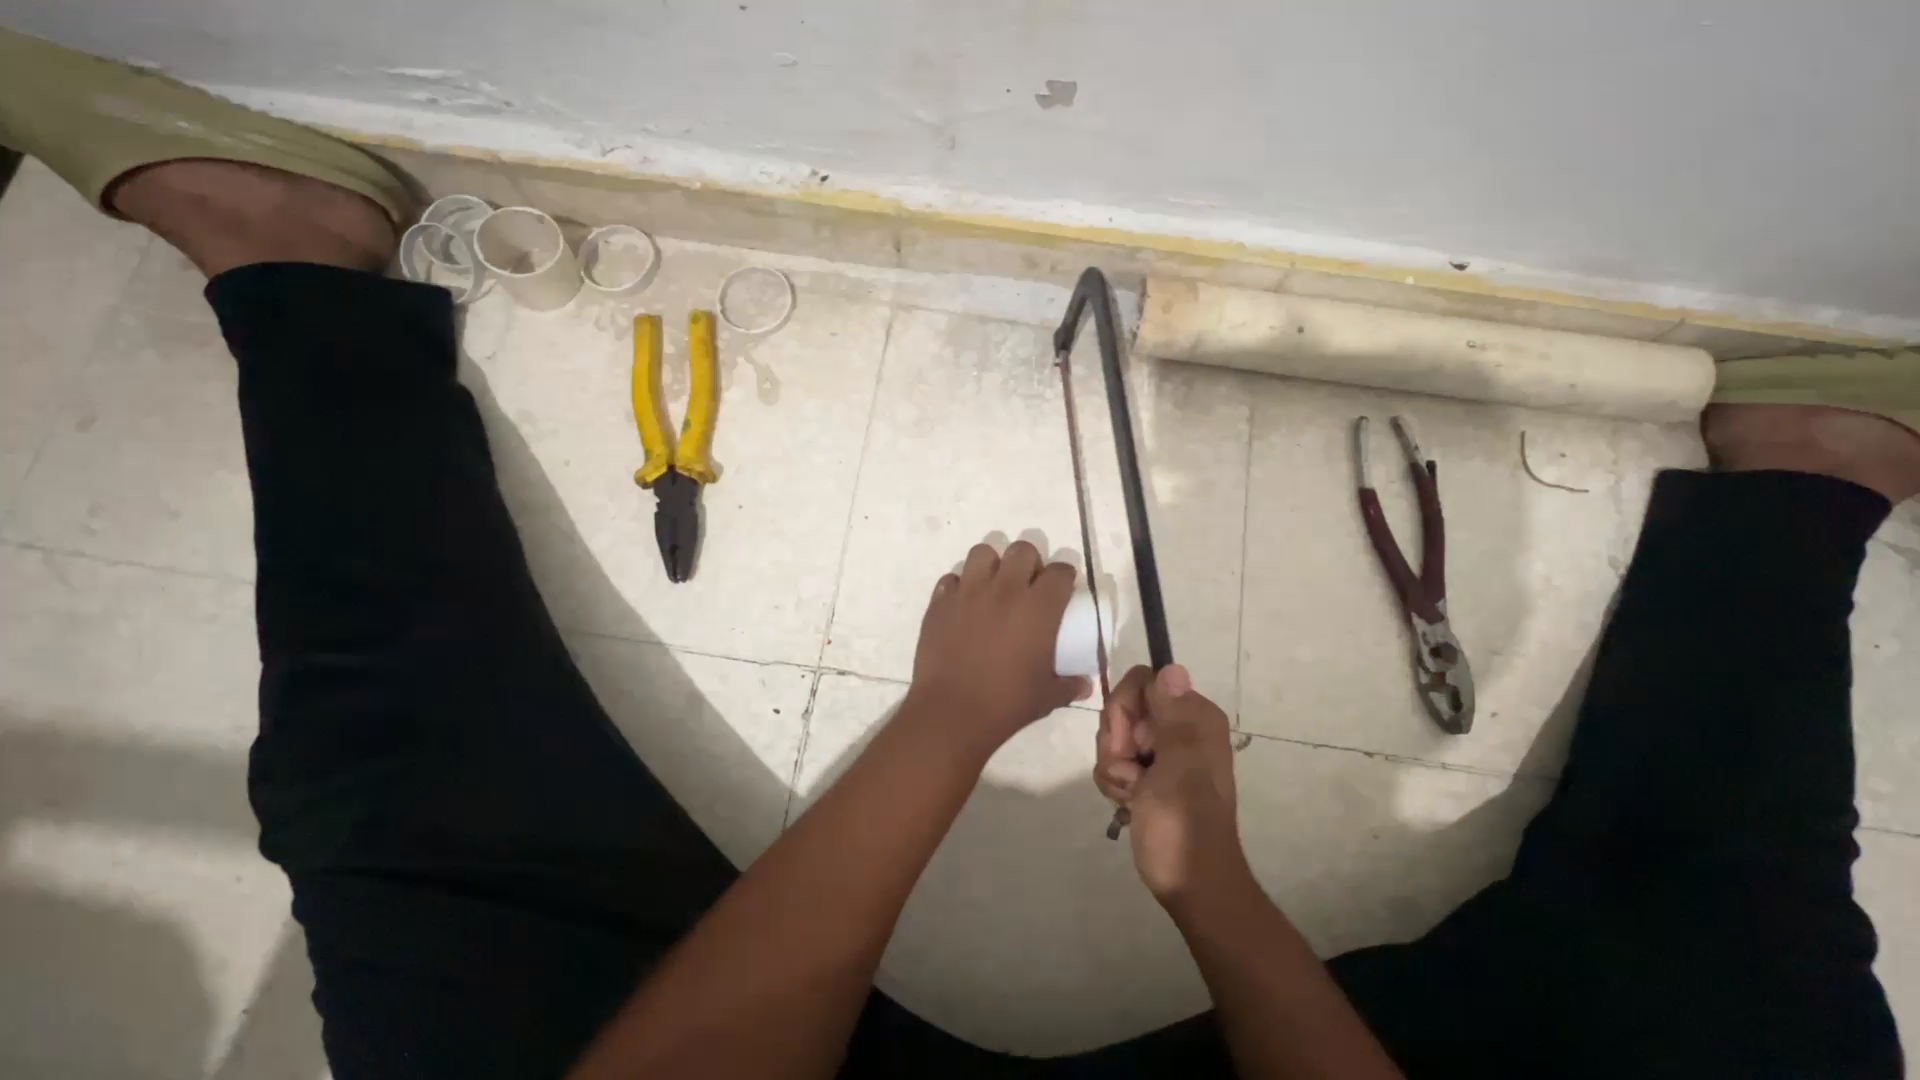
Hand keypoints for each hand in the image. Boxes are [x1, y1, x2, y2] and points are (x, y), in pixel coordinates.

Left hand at [907, 541, 1090, 753]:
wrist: (952, 711)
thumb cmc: (1008, 703)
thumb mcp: (1048, 696)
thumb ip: (1070, 685)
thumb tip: (1085, 684)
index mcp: (1039, 607)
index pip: (1060, 571)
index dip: (1065, 576)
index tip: (1063, 588)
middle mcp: (1005, 589)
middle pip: (1023, 550)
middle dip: (1030, 562)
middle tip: (1028, 584)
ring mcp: (969, 592)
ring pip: (983, 553)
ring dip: (992, 564)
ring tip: (993, 585)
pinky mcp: (940, 602)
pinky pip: (952, 579)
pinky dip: (960, 586)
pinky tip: (964, 604)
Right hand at [1094, 664, 1248, 904]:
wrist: (1188, 880)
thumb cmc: (1183, 824)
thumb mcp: (1179, 767)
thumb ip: (1173, 716)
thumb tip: (1172, 666)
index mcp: (1194, 717)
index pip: (1143, 681)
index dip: (1125, 709)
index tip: (1130, 744)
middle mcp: (1180, 727)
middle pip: (1124, 708)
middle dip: (1116, 742)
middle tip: (1132, 774)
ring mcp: (1162, 752)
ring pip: (1114, 736)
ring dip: (1113, 766)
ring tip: (1133, 794)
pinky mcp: (1147, 775)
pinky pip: (1113, 761)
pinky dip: (1114, 781)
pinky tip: (1129, 802)